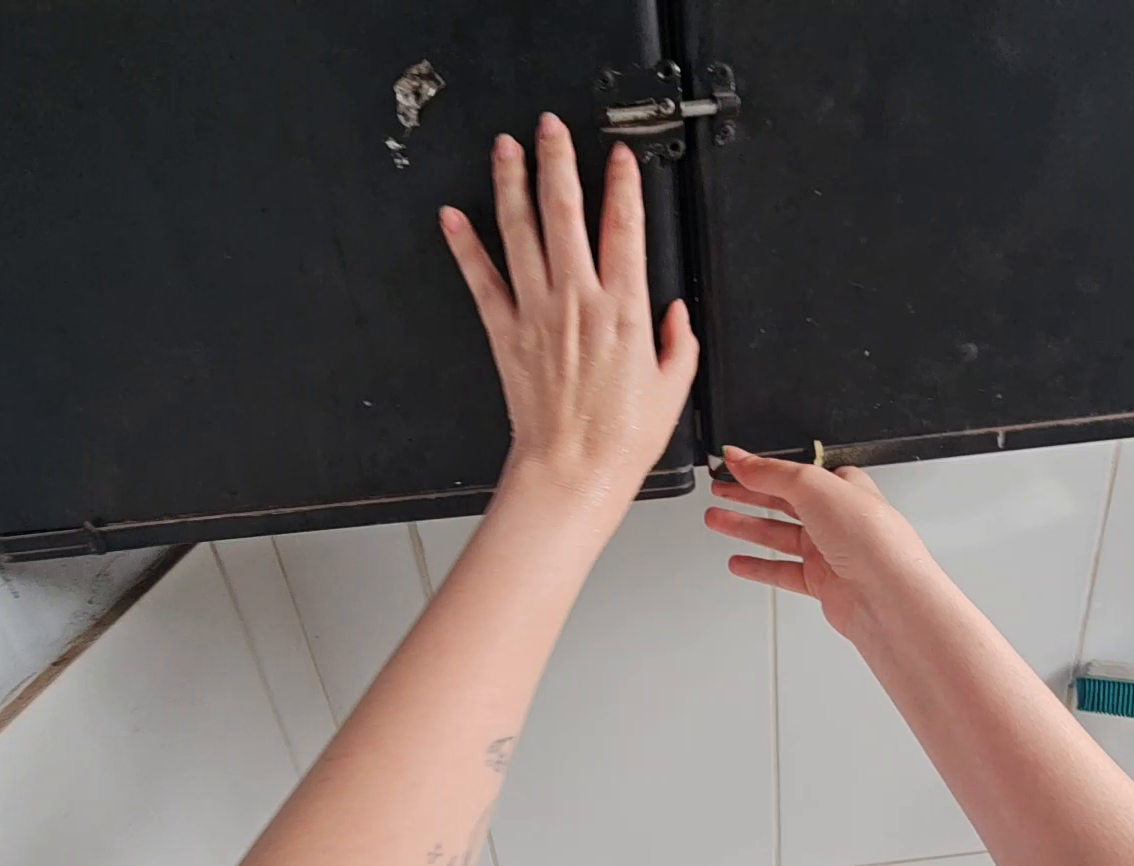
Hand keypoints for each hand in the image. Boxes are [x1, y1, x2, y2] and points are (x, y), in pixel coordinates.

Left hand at [439, 113, 698, 510]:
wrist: (573, 470)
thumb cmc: (622, 437)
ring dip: (511, 183)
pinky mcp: (505, 333)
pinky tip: (453, 216)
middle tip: (551, 128)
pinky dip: (465, 245)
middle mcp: (578, 300)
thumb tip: (677, 313)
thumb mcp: (674, 389)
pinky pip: (481, 278)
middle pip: (565, 211)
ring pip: (520, 231)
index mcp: (624, 310)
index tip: (619, 157)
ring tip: (507, 148)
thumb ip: (680, 343)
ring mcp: (537, 312)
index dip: (623, 184)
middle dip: (558, 160)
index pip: (625, 228)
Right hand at [703, 447, 937, 638]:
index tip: (733, 465)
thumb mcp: (814, 487)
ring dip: (745, 527)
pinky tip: (739, 561)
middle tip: (719, 489)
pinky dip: (758, 566)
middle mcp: (838, 518)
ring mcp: (829, 552)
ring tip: (716, 520)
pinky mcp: (822, 582)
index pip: (796, 472)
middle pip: (783, 502)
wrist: (887, 597)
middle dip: (747, 495)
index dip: (764, 468)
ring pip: (778, 536)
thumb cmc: (873, 539)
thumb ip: (771, 473)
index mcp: (843, 487)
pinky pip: (782, 571)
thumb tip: (739, 459)